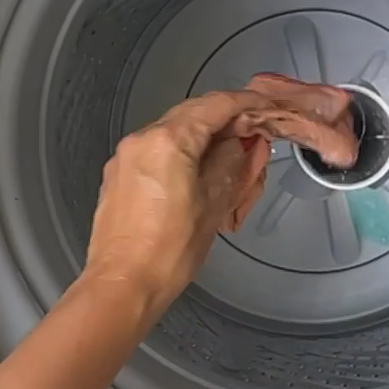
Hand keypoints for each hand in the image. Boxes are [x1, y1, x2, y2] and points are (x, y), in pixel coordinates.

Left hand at [81, 76, 357, 317]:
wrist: (123, 285)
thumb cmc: (171, 249)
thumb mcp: (217, 201)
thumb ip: (233, 160)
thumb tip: (243, 142)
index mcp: (168, 141)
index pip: (216, 106)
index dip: (247, 103)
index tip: (268, 107)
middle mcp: (142, 140)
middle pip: (193, 114)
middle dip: (228, 121)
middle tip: (255, 136)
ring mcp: (126, 158)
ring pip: (176, 132)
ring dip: (207, 139)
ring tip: (233, 163)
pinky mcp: (120, 176)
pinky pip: (159, 151)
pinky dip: (186, 154)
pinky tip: (202, 176)